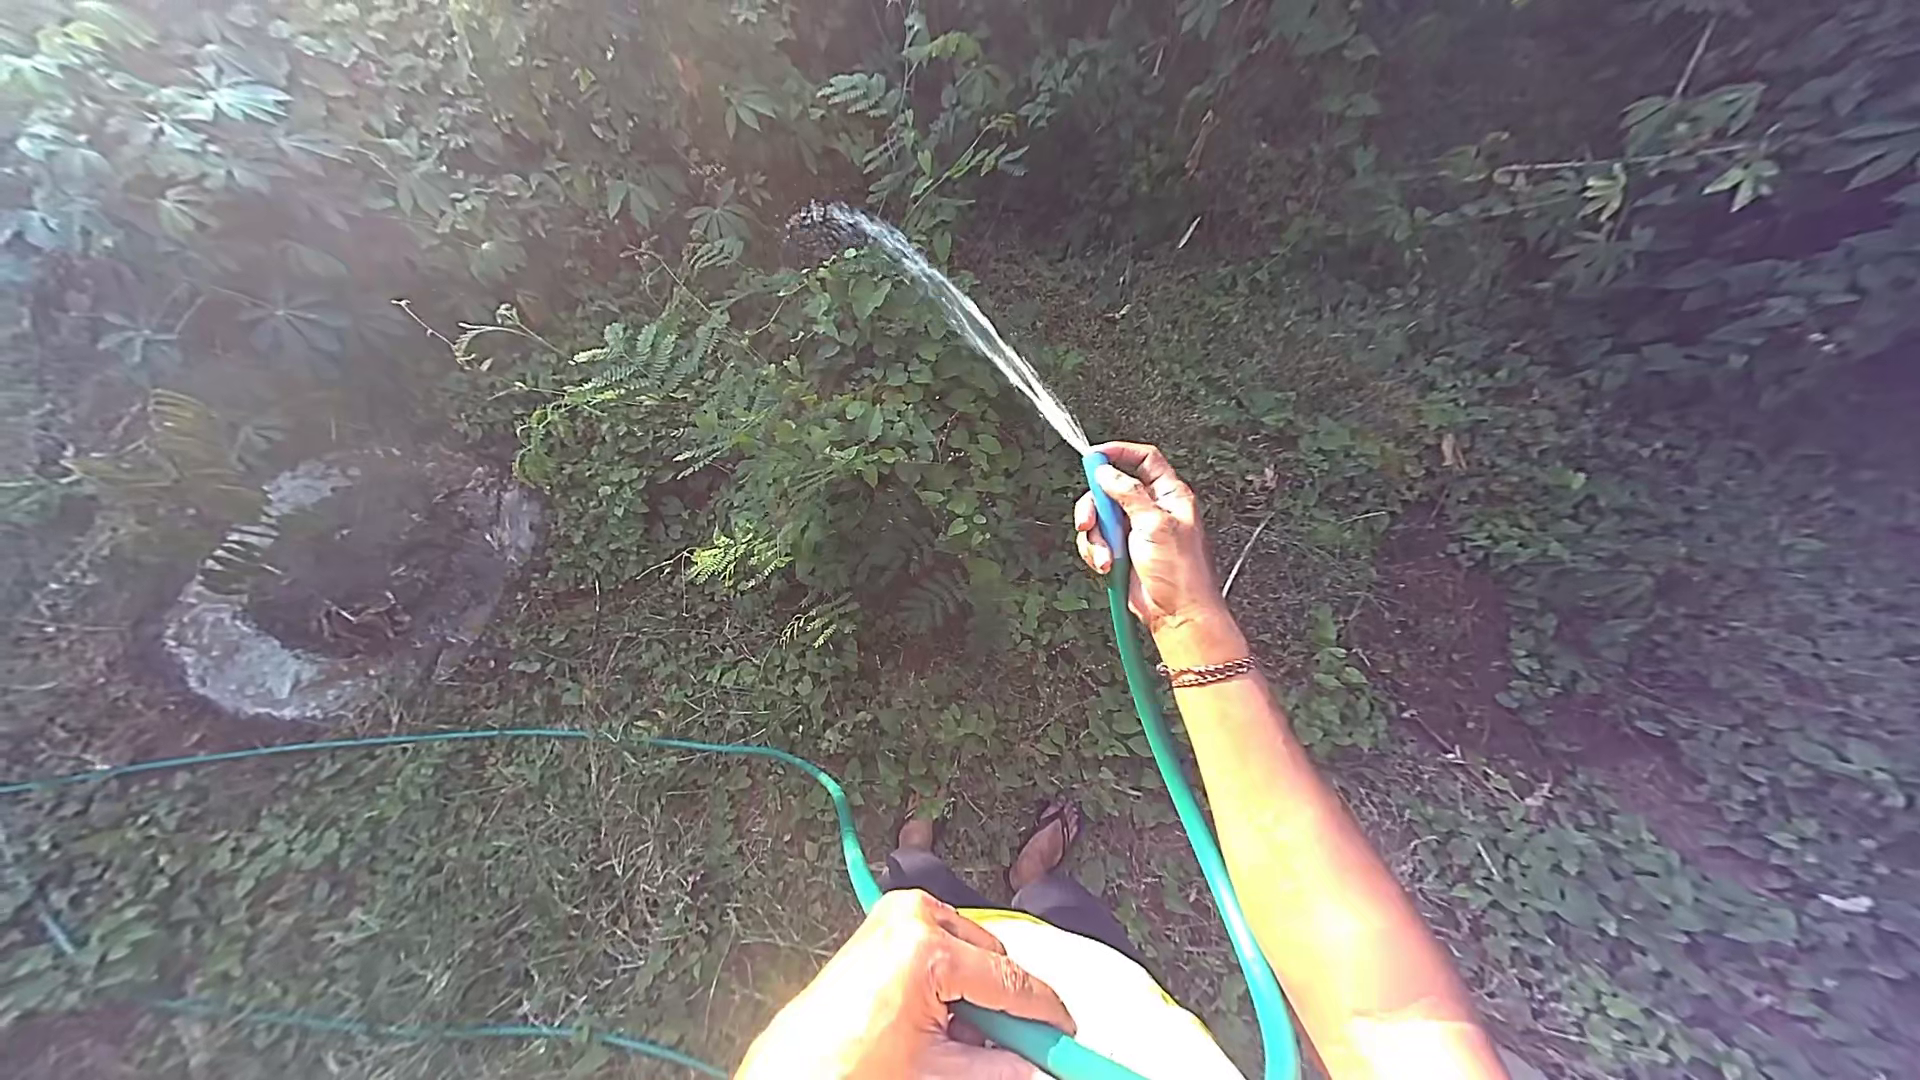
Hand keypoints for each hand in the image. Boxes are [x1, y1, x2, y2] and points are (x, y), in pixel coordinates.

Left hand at [735, 890, 1074, 1079]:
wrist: (792, 1066)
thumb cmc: (846, 1068)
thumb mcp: (935, 1074)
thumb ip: (997, 1069)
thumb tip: (1037, 1068)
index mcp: (925, 950)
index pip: (1008, 980)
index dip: (1044, 1012)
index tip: (1065, 1034)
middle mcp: (913, 917)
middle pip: (992, 957)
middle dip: (1003, 1003)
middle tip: (1001, 1045)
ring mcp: (899, 911)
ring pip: (970, 945)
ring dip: (976, 987)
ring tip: (956, 1033)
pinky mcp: (890, 917)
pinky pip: (944, 937)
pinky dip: (952, 972)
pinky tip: (940, 1010)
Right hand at [1073, 441, 1226, 635]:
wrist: (1175, 612)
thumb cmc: (1181, 573)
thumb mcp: (1155, 524)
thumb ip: (1128, 493)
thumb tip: (1106, 472)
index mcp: (1169, 496)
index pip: (1143, 459)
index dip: (1118, 453)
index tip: (1094, 456)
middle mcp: (1150, 510)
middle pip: (1110, 489)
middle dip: (1095, 505)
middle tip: (1090, 519)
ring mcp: (1133, 531)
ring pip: (1098, 517)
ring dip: (1096, 538)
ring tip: (1107, 555)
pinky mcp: (1120, 550)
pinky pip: (1095, 541)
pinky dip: (1095, 553)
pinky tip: (1107, 565)